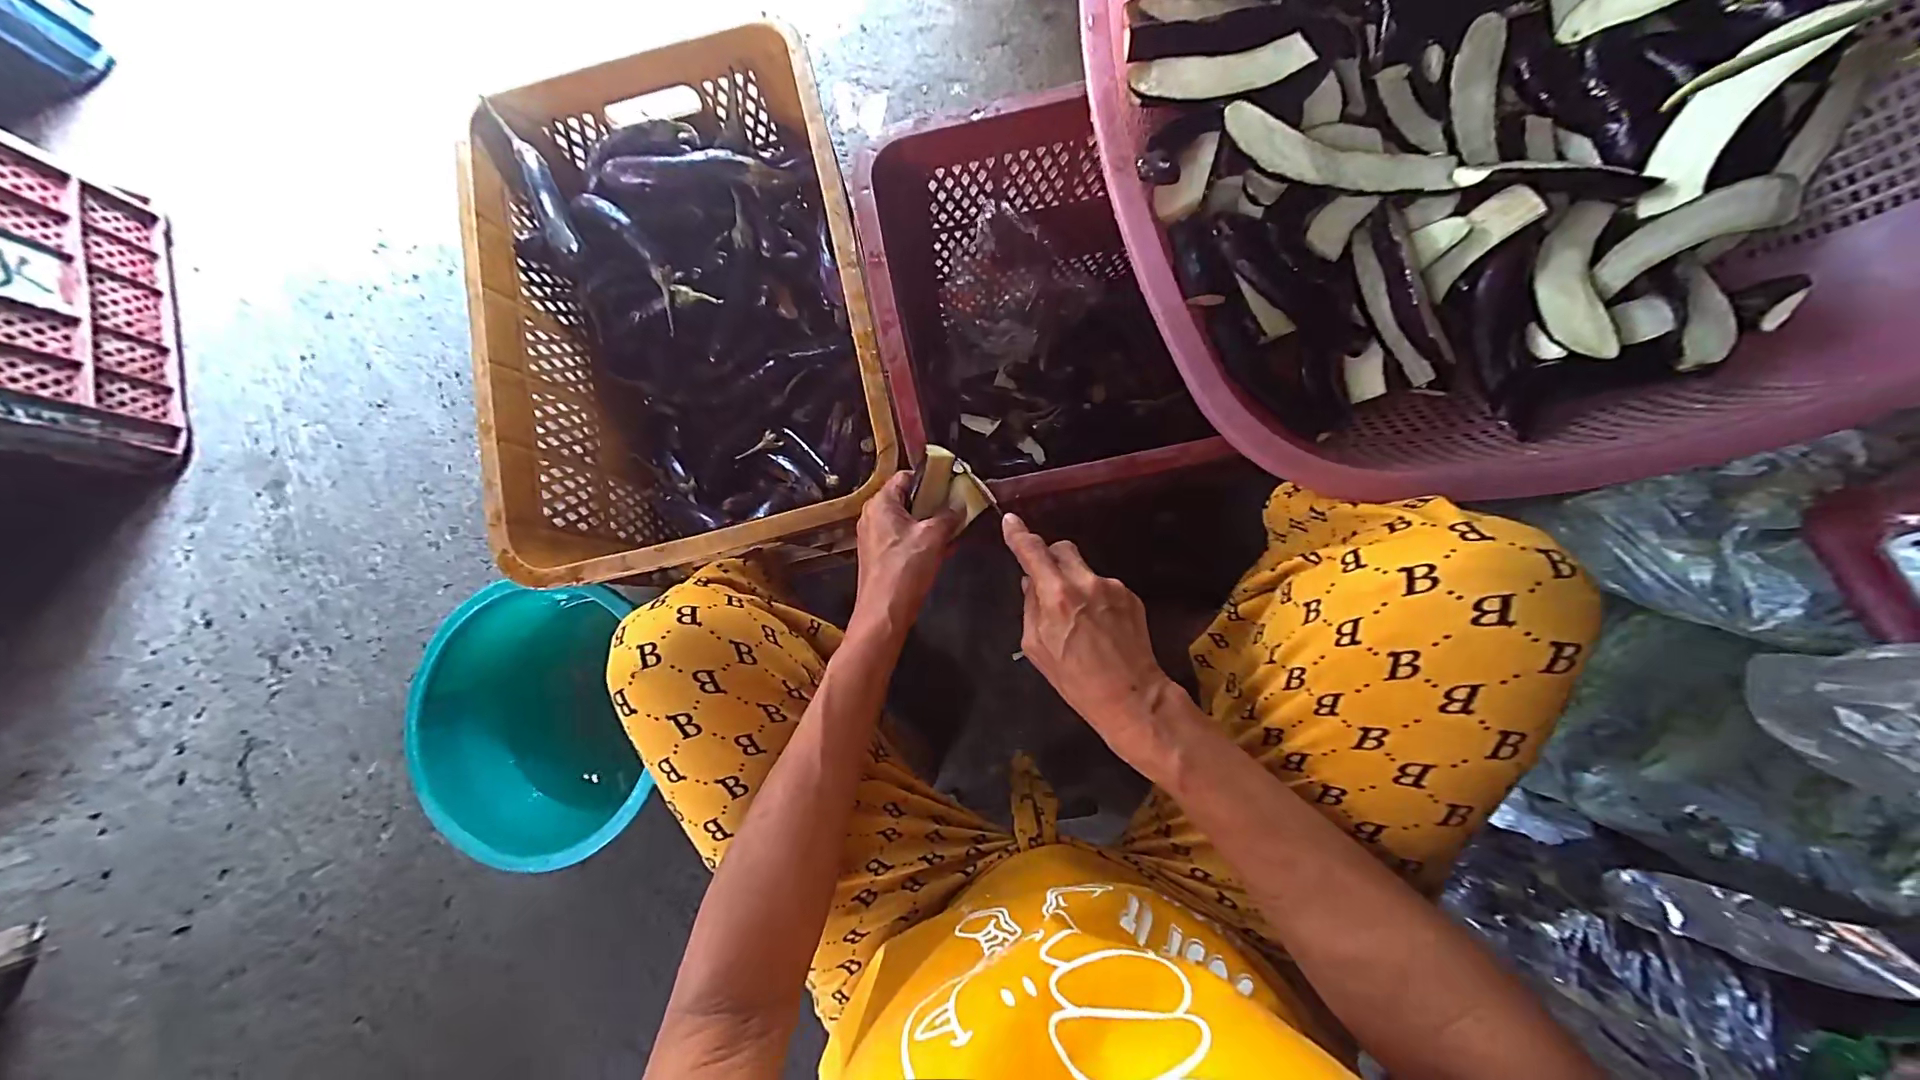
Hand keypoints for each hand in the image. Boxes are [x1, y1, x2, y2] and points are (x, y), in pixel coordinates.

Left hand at [852, 471, 961, 636]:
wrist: (884, 613)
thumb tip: (960, 505)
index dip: (930, 477)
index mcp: (880, 503)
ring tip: (956, 526)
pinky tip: (945, 546)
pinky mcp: (882, 556)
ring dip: (932, 522)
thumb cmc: (904, 571)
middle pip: (908, 498)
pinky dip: (924, 539)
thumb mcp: (934, 537)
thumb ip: (949, 516)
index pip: (906, 476)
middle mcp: (873, 516)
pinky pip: (906, 539)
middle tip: (957, 505)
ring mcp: (876, 537)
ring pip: (909, 520)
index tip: (952, 482)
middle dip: (934, 502)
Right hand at [1002, 513, 1188, 773]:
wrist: (1132, 695)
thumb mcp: (1037, 647)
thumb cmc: (1075, 680)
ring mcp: (1112, 587)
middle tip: (1046, 582)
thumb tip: (1031, 583)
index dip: (1018, 534)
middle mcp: (1086, 582)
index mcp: (1057, 596)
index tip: (1010, 522)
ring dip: (1074, 582)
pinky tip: (1099, 625)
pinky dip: (1095, 597)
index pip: (1032, 551)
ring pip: (1084, 569)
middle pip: (1062, 548)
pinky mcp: (1131, 596)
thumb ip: (1031, 608)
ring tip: (1078, 619)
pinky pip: (1104, 586)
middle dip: (1050, 558)